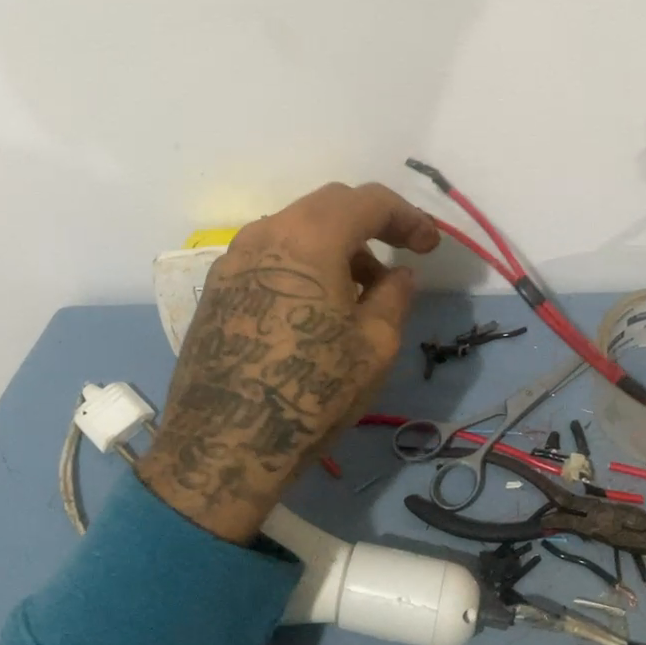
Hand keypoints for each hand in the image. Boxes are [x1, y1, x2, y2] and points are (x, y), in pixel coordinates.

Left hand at [138, 182, 439, 541]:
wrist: (223, 443)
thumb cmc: (311, 392)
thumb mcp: (374, 346)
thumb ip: (393, 296)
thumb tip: (398, 274)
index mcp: (310, 237)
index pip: (369, 201)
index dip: (408, 217)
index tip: (429, 245)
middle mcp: (266, 233)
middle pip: (329, 206)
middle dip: (370, 225)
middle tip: (398, 257)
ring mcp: (233, 259)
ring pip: (296, 230)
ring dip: (335, 247)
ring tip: (359, 293)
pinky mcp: (216, 288)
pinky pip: (270, 256)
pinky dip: (303, 264)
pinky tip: (316, 306)